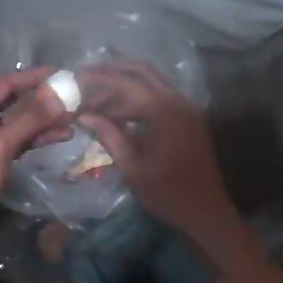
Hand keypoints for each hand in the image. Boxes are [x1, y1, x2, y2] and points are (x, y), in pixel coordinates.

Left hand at [0, 68, 72, 243]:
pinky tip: (59, 136)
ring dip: (43, 120)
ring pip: (18, 123)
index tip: (59, 72)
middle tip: (71, 94)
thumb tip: (60, 98)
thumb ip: (30, 120)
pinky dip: (36, 138)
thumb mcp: (1, 143)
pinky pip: (17, 140)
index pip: (7, 84)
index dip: (33, 77)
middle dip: (42, 99)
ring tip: (73, 117)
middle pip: (14, 102)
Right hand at [77, 63, 240, 243]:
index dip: (99, 77)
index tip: (75, 76)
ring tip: (97, 94)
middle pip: (144, 72)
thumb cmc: (167, 194)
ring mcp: (188, 109)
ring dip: (127, 84)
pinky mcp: (191, 119)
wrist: (206, 212)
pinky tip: (119, 111)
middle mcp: (180, 101)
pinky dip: (141, 98)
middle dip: (114, 70)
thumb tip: (85, 114)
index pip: (127, 82)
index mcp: (166, 111)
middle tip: (86, 76)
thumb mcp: (132, 167)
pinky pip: (163, 98)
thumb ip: (110, 136)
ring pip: (154, 83)